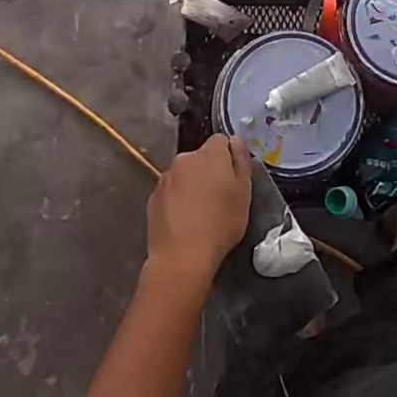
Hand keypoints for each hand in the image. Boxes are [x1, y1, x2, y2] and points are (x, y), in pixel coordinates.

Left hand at [147, 135, 250, 282]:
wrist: (181, 256)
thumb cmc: (221, 223)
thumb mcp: (244, 192)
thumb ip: (241, 161)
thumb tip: (235, 140)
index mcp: (210, 154)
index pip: (220, 140)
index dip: (229, 155)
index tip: (233, 176)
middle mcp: (184, 159)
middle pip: (201, 157)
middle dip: (210, 170)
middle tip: (220, 196)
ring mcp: (165, 178)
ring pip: (185, 174)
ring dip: (193, 184)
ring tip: (201, 211)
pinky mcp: (152, 197)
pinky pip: (171, 191)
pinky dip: (178, 199)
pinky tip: (185, 220)